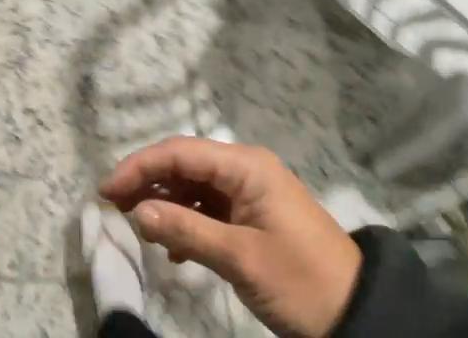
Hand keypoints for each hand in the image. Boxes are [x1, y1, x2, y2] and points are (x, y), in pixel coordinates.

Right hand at [99, 137, 361, 337]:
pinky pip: (207, 208)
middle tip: (114, 207)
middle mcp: (245, 169)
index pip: (179, 152)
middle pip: (183, 165)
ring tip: (139, 228)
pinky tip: (171, 248)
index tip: (107, 191)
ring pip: (192, 186)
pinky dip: (185, 222)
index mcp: (246, 166)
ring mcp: (250, 193)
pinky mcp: (252, 217)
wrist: (360, 315)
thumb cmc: (300, 280)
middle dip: (147, 183)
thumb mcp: (240, 257)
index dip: (138, 167)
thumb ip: (186, 230)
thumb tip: (137, 212)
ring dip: (164, 204)